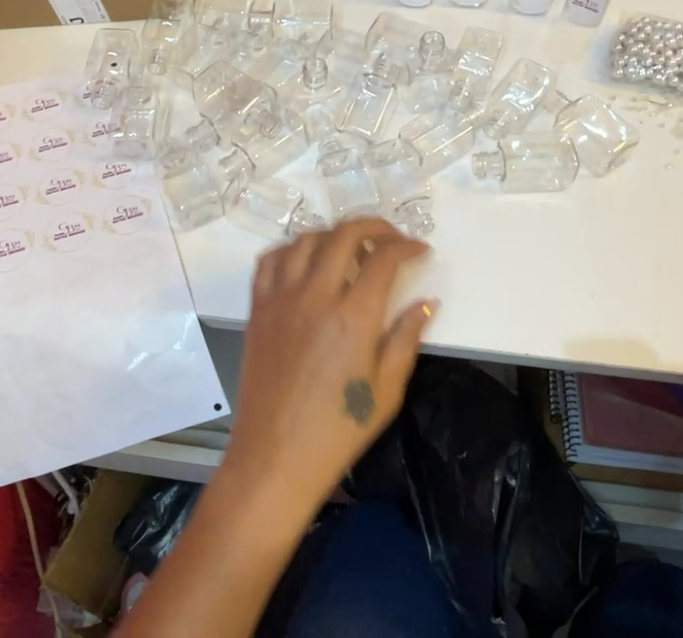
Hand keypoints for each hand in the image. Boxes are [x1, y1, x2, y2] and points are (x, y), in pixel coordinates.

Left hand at [223, 218, 436, 509]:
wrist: (276, 455)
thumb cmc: (338, 430)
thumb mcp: (387, 390)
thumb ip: (406, 338)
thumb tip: (424, 302)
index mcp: (352, 316)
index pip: (383, 257)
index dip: (407, 246)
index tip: (420, 251)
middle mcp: (314, 295)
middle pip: (343, 234)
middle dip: (373, 227)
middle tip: (390, 240)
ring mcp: (280, 298)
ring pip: (305, 240)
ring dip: (333, 234)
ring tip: (350, 249)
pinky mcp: (258, 308)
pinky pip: (270, 260)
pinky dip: (291, 249)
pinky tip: (305, 262)